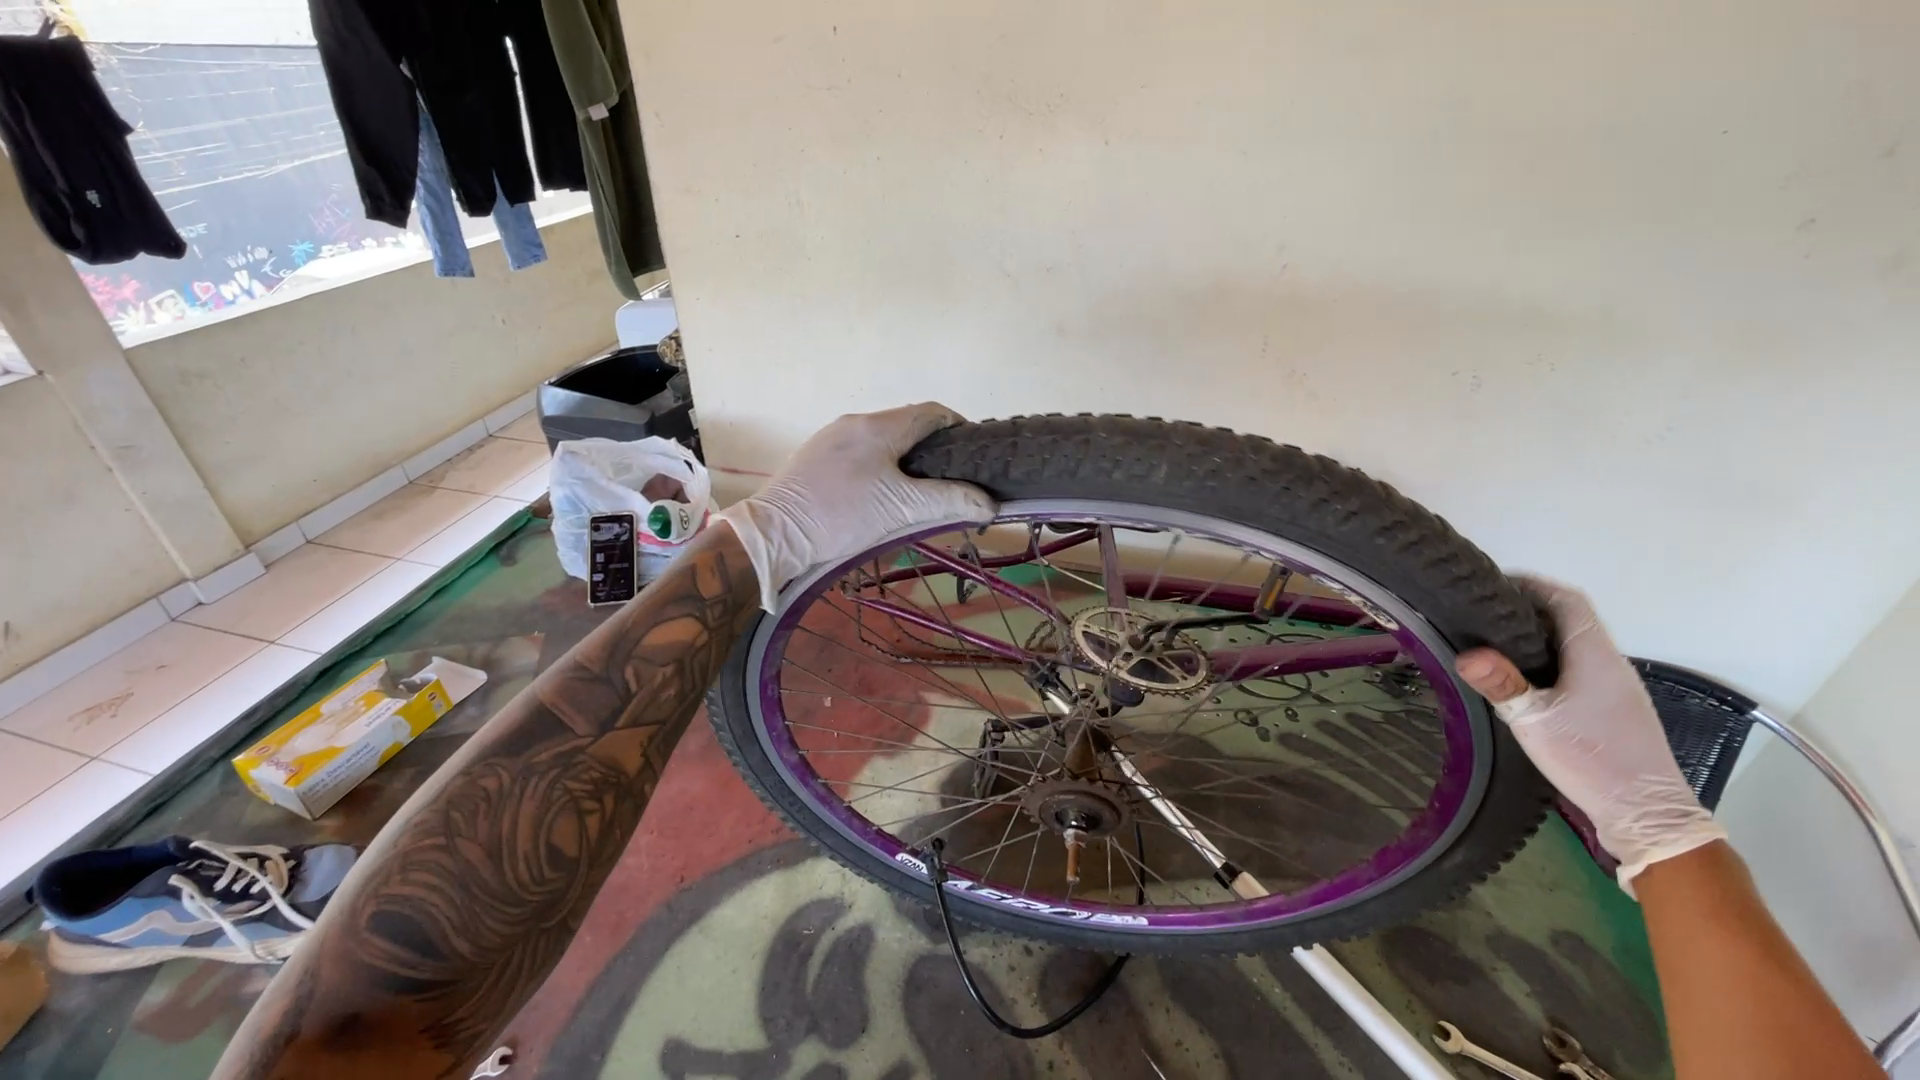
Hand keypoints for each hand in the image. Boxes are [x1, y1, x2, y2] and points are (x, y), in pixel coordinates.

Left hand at [715, 403, 997, 610]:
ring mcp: (830, 437)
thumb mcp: (902, 511)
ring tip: (919, 490)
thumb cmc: (841, 517)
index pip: (932, 412)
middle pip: (906, 424)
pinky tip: (881, 493)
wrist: (774, 536)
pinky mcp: (814, 457)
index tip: (973, 456)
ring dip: (906, 458)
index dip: (958, 429)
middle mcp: (854, 422)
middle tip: (950, 479)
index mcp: (878, 426)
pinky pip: (859, 452)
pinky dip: (880, 465)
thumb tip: (990, 503)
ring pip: (881, 439)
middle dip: (933, 447)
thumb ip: (949, 501)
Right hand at [1453, 575, 1726, 894]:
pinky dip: (1552, 661)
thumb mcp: (1534, 721)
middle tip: (1484, 613)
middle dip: (1530, 610)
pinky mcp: (1616, 709)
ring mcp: (1618, 688)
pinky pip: (1582, 669)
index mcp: (1595, 655)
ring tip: (1497, 643)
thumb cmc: (1590, 758)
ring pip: (1577, 646)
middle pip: (1572, 620)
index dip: (1534, 585)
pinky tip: (1528, 681)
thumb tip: (1466, 653)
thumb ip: (1501, 684)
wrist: (1648, 812)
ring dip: (1541, 637)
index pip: (1568, 600)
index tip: (1495, 584)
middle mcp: (1612, 663)